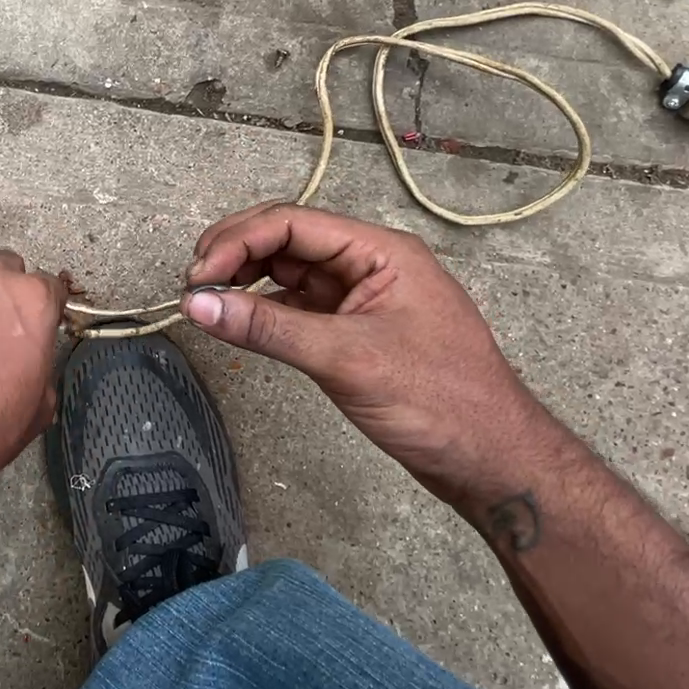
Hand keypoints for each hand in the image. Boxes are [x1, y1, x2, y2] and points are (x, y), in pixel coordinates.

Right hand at [182, 203, 573, 514]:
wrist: (494, 464)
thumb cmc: (440, 402)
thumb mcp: (347, 359)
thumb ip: (268, 328)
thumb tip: (198, 305)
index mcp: (379, 251)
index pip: (292, 223)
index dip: (237, 241)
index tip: (198, 275)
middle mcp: (365, 264)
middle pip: (284, 238)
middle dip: (234, 252)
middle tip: (193, 283)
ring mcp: (356, 295)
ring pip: (284, 269)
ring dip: (243, 278)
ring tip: (206, 299)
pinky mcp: (348, 328)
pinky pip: (292, 303)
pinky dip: (259, 308)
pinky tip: (237, 319)